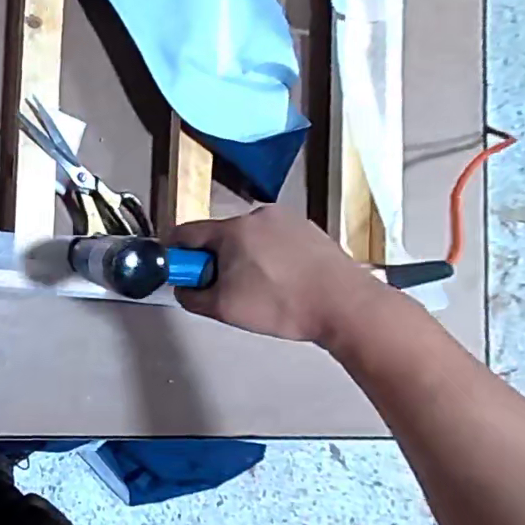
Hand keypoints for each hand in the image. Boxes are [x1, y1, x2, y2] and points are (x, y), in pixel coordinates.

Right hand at [168, 205, 394, 345]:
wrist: (349, 308)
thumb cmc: (284, 305)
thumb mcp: (223, 309)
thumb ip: (190, 297)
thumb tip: (183, 289)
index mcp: (232, 229)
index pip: (186, 233)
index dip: (175, 253)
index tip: (180, 271)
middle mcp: (258, 216)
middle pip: (219, 235)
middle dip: (213, 259)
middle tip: (222, 287)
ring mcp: (288, 221)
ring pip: (248, 238)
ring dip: (242, 258)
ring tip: (258, 289)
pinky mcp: (310, 231)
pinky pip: (275, 241)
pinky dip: (270, 258)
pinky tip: (281, 282)